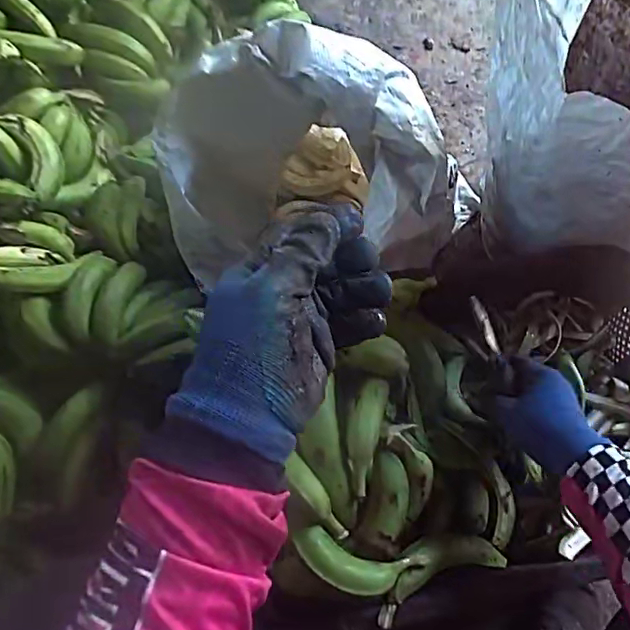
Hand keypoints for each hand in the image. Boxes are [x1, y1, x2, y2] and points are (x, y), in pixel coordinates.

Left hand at [165, 204, 385, 469]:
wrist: (250, 415)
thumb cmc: (254, 345)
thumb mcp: (273, 289)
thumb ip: (304, 251)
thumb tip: (334, 215)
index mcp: (262, 269)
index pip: (299, 236)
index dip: (329, 227)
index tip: (358, 223)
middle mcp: (284, 288)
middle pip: (328, 261)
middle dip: (352, 259)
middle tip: (370, 264)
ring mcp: (305, 318)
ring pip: (344, 291)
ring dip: (365, 288)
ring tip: (379, 295)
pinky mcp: (323, 344)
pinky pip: (350, 323)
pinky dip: (364, 320)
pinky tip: (374, 322)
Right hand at [493, 357, 606, 474]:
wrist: (573, 452)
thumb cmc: (537, 426)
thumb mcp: (506, 413)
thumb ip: (492, 399)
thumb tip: (484, 393)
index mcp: (541, 372)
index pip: (516, 359)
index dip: (499, 365)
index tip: (486, 375)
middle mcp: (555, 378)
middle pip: (528, 375)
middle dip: (510, 383)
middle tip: (495, 394)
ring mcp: (565, 394)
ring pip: (537, 390)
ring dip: (522, 397)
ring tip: (508, 410)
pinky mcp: (570, 410)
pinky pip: (546, 402)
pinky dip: (534, 407)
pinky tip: (526, 420)